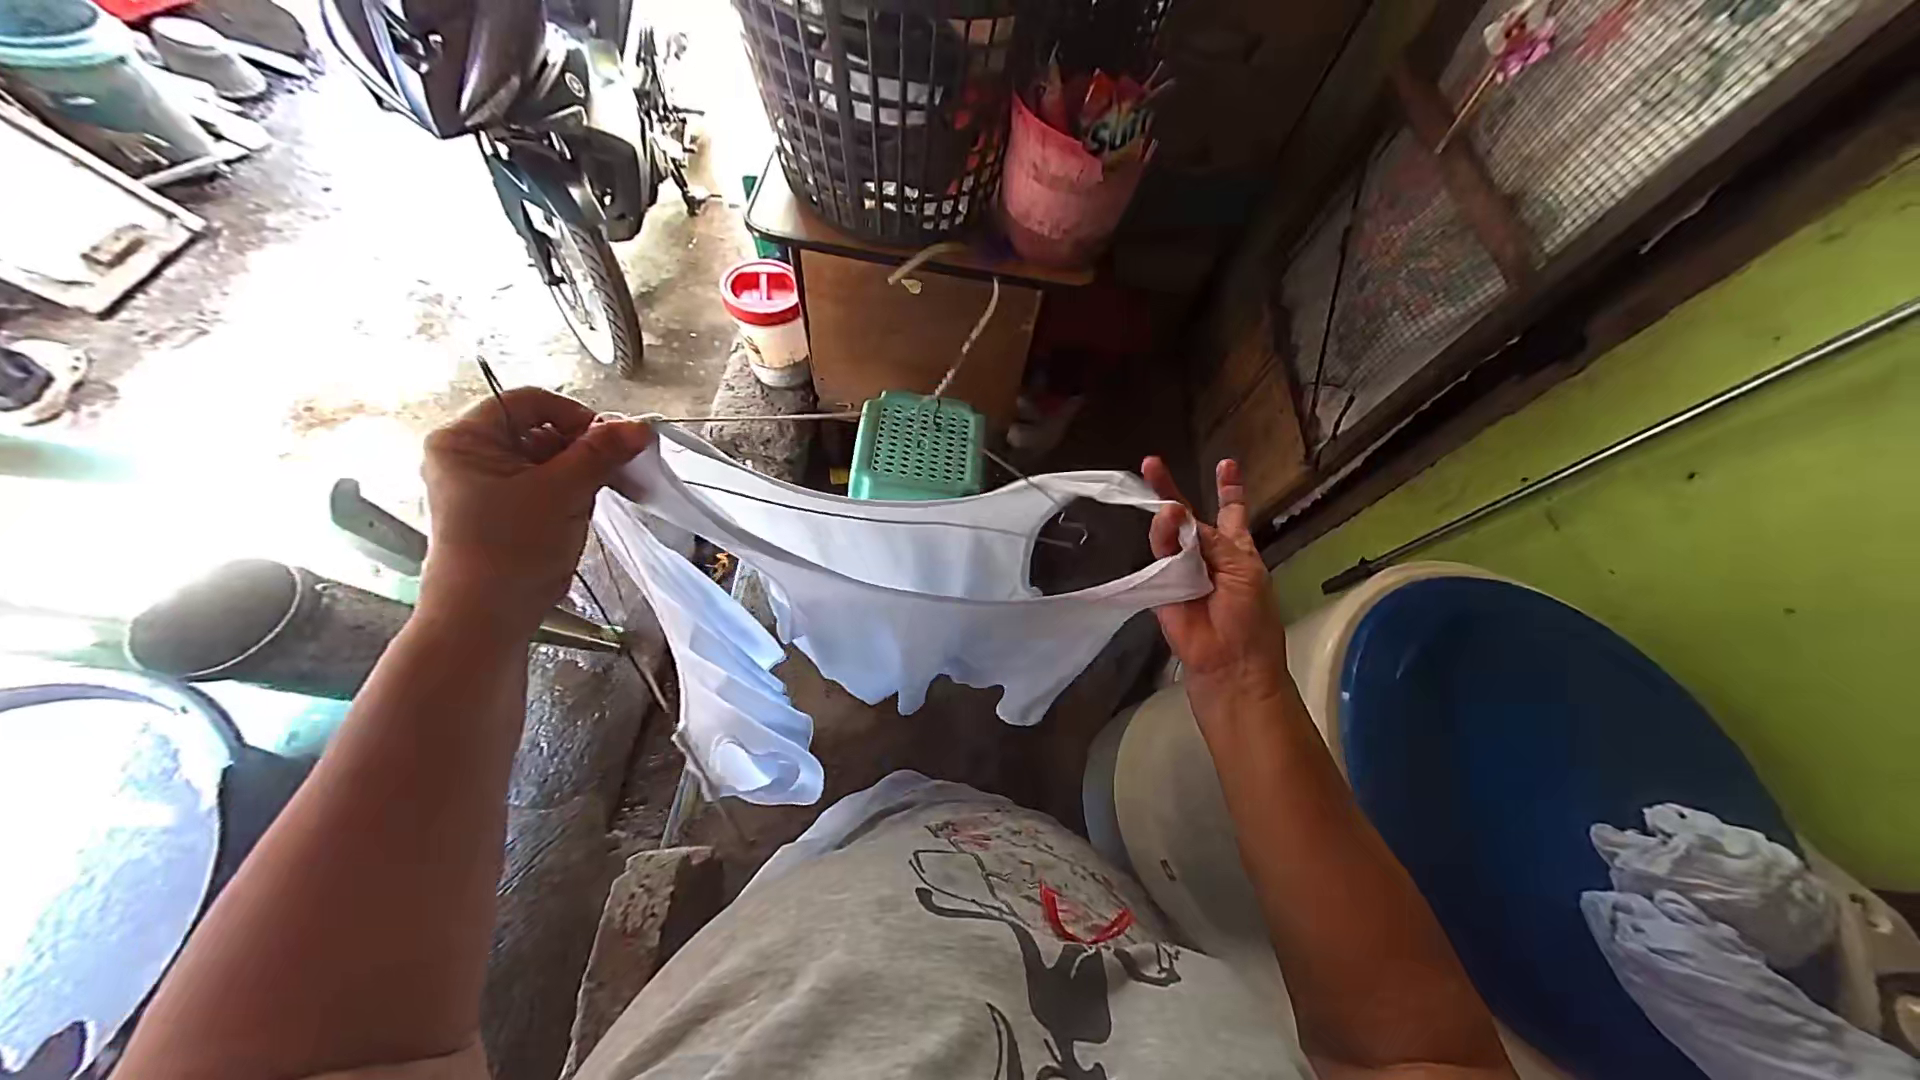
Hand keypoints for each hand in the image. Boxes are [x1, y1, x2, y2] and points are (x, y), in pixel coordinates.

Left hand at [418, 387, 652, 637]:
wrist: (488, 615)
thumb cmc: (511, 548)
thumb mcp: (562, 491)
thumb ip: (601, 453)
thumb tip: (639, 427)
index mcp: (466, 440)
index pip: (529, 402)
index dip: (574, 415)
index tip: (609, 440)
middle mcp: (471, 456)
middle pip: (541, 429)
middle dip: (582, 448)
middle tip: (612, 469)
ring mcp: (489, 484)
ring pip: (549, 459)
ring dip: (580, 472)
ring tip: (591, 497)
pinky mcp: (508, 509)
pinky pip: (548, 484)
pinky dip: (572, 490)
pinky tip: (582, 509)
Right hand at [1144, 457, 1290, 700]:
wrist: (1229, 662)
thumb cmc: (1250, 618)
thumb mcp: (1243, 570)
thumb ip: (1212, 541)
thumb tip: (1177, 515)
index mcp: (1236, 551)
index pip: (1231, 513)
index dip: (1229, 489)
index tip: (1226, 464)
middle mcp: (1206, 555)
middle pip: (1187, 517)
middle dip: (1170, 490)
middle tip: (1151, 464)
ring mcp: (1181, 570)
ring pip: (1168, 534)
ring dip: (1168, 518)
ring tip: (1168, 509)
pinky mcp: (1160, 585)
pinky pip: (1156, 557)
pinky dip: (1159, 541)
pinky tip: (1163, 526)